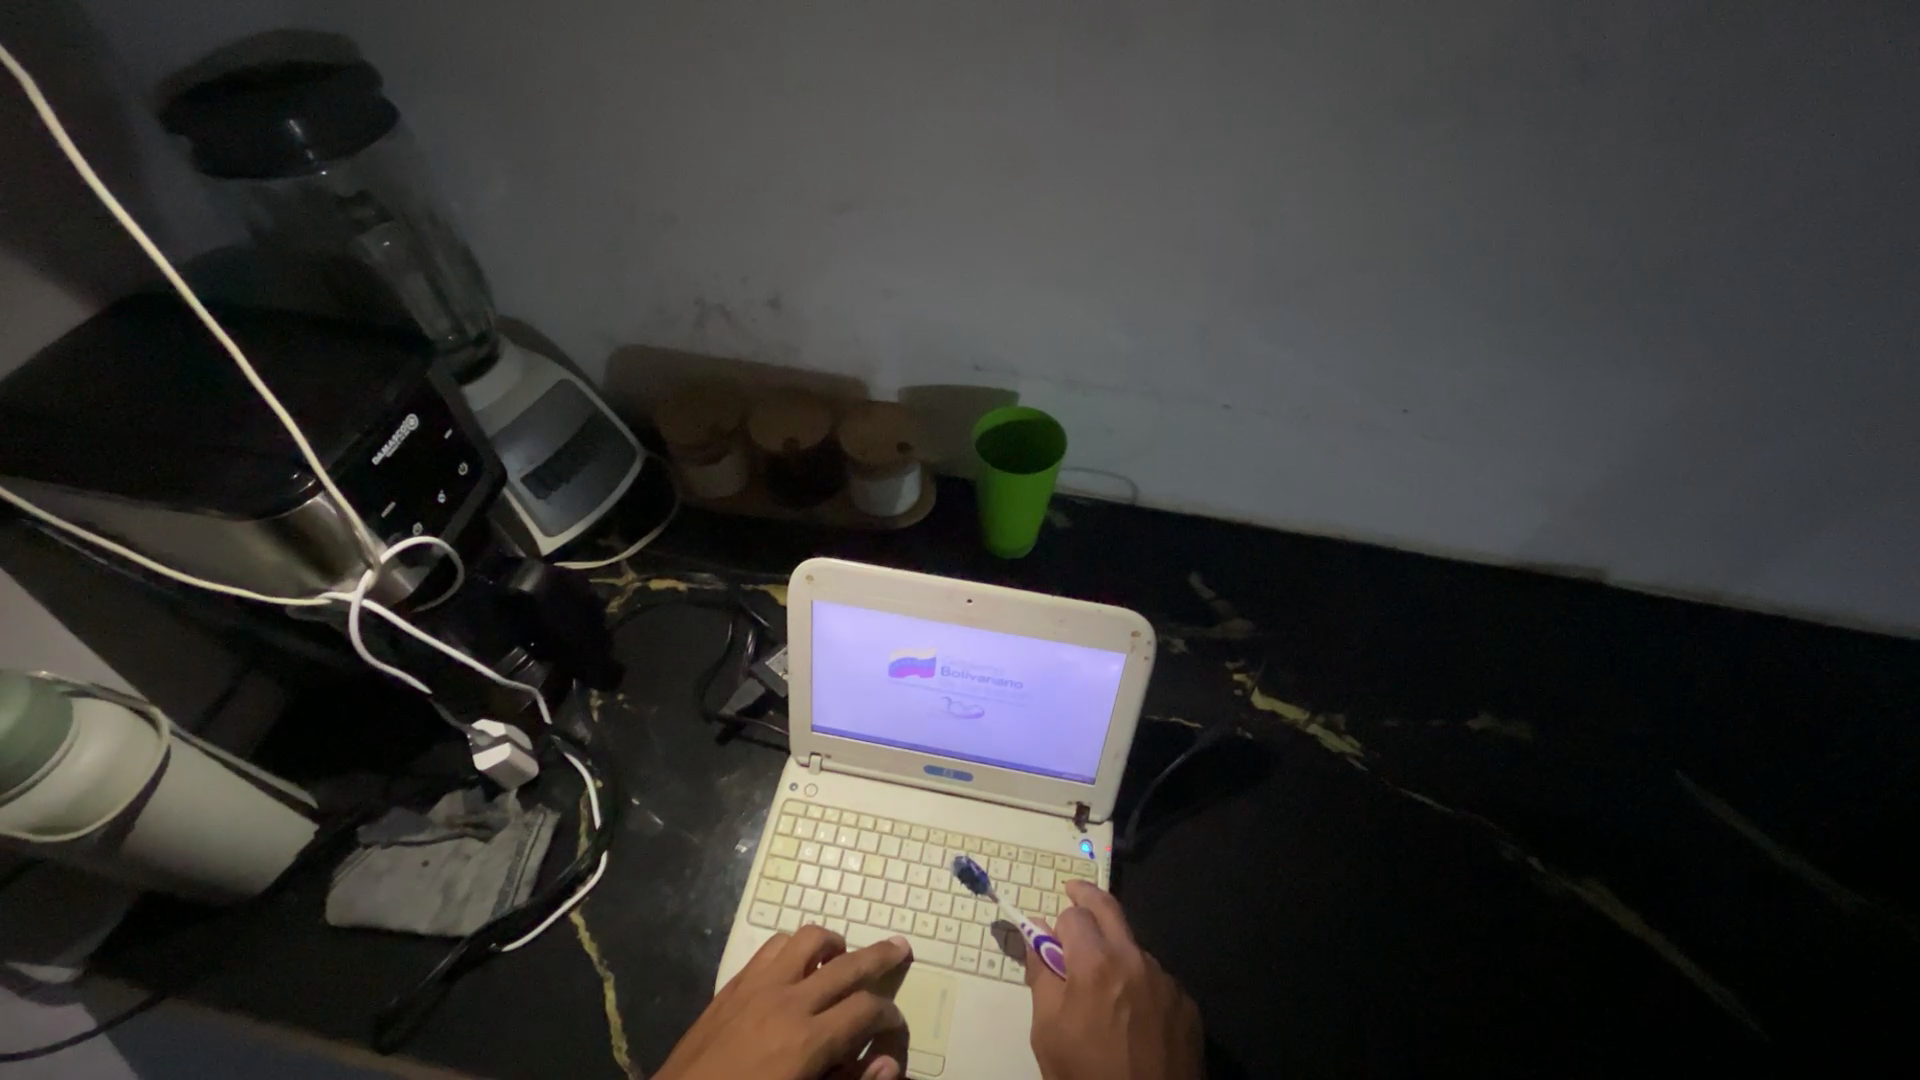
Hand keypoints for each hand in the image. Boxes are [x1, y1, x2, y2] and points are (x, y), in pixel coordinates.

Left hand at [657, 926, 912, 1079]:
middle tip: (902, 948)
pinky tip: (799, 966)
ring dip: (833, 945)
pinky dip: (795, 948)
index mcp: (807, 1041)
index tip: (896, 1029)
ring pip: (809, 939)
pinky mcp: (734, 984)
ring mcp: (758, 986)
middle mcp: (788, 1001)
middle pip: (848, 963)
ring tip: (842, 959)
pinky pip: (773, 945)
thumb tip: (889, 1063)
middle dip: (881, 956)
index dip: (891, 1018)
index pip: (867, 1010)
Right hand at [1026, 880, 1203, 1079]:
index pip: (1073, 915)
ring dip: (1115, 953)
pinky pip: (1157, 980)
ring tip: (1105, 990)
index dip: (1058, 927)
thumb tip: (1037, 936)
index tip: (1052, 941)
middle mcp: (1134, 960)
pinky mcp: (1187, 1005)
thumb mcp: (1048, 1032)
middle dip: (1087, 896)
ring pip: (1134, 948)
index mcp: (1095, 964)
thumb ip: (1042, 976)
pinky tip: (1134, 1017)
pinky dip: (1140, 985)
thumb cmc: (1085, 1077)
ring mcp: (1166, 981)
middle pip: (1109, 908)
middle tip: (1073, 892)